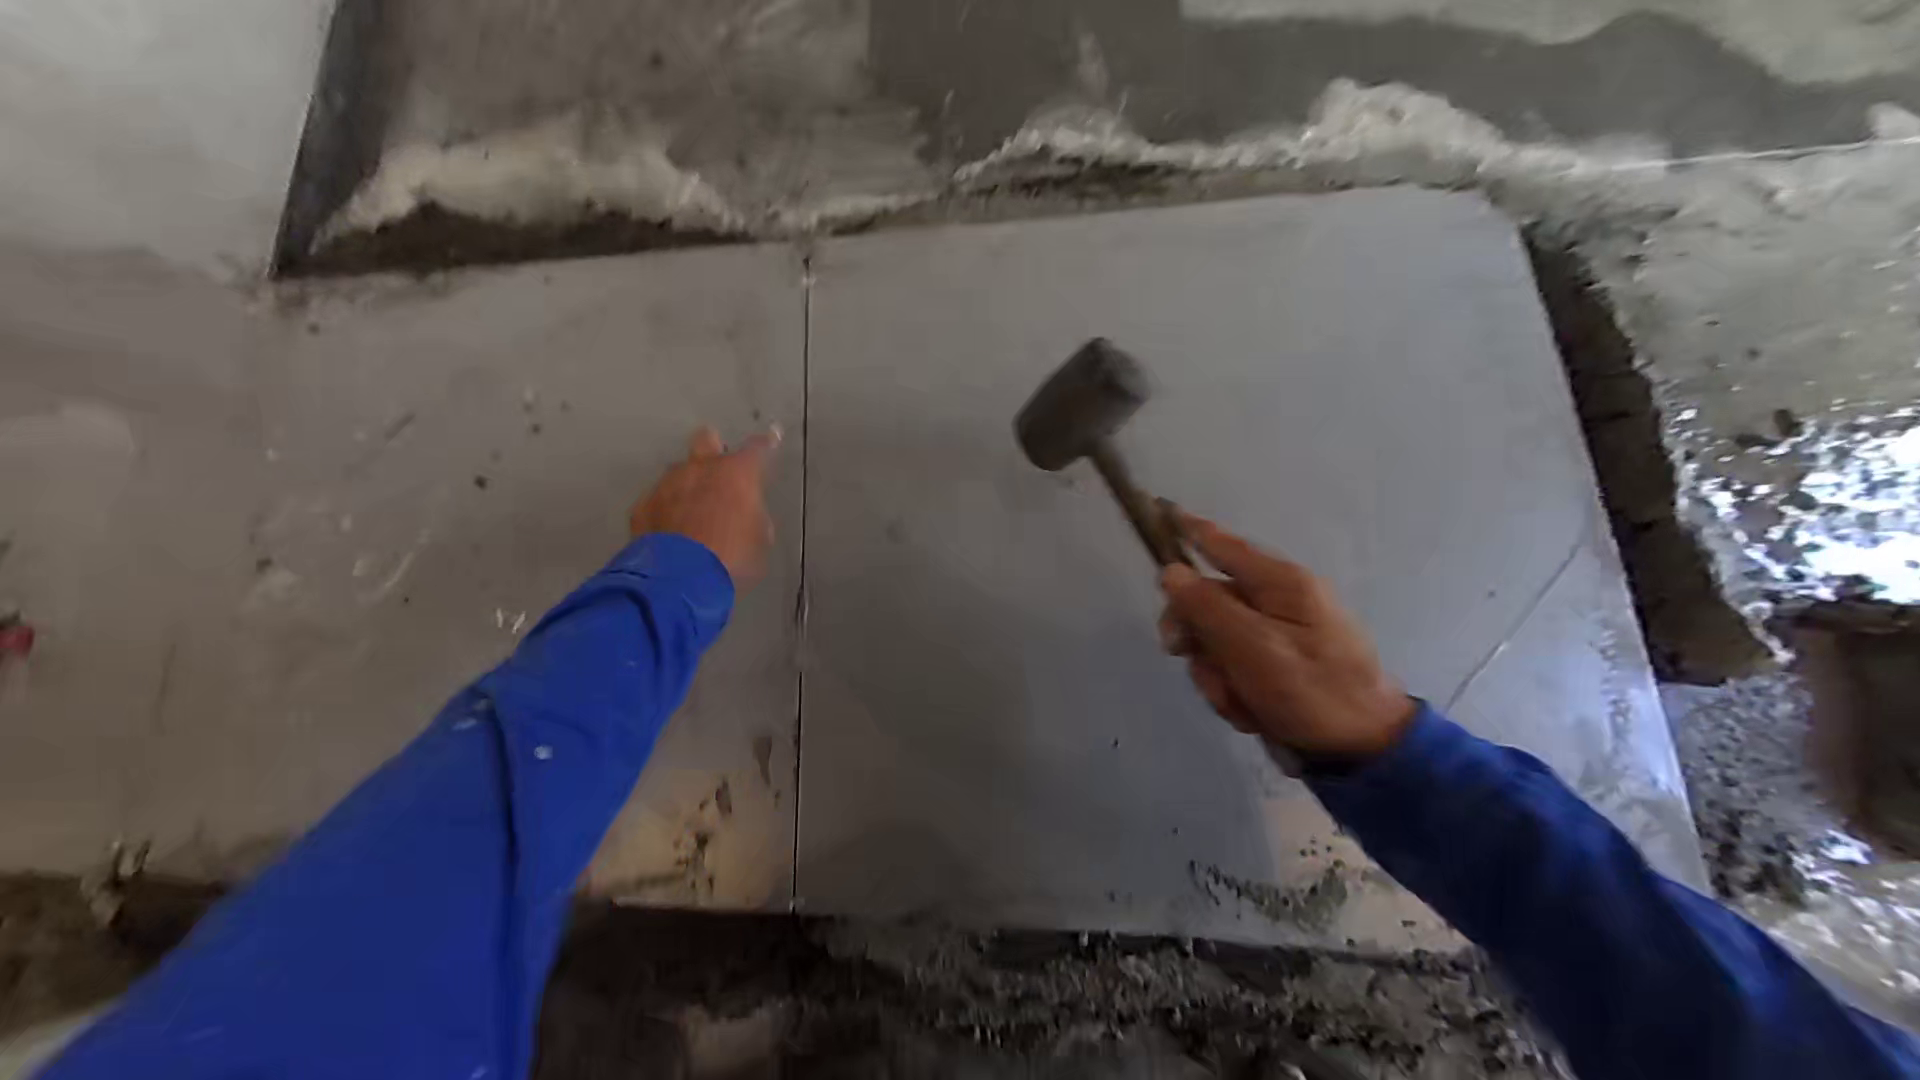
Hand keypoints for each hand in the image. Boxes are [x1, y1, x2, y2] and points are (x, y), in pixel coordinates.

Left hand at [629, 426, 779, 586]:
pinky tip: (672, 531)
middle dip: (713, 449)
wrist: (681, 579)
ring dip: (688, 486)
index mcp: (737, 474)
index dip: (766, 444)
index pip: (757, 449)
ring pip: (679, 473)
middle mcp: (700, 469)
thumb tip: (746, 514)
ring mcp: (667, 485)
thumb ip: (753, 516)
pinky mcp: (643, 507)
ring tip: (693, 513)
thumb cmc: (734, 557)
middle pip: (705, 440)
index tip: (771, 437)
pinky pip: (659, 501)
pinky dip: (667, 511)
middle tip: (719, 471)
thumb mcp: (760, 539)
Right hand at [1158, 513, 1415, 761]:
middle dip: (1195, 634)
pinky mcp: (1275, 661)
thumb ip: (1208, 609)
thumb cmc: (1314, 692)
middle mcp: (1277, 600)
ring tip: (1239, 701)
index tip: (1159, 511)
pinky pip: (1231, 664)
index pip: (1223, 545)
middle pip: (1208, 599)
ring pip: (1214, 639)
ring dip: (1215, 673)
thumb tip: (1171, 571)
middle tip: (1181, 653)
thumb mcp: (1254, 650)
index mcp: (1280, 584)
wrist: (1365, 750)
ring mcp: (1276, 632)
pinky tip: (1250, 710)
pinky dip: (1232, 689)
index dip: (1188, 529)